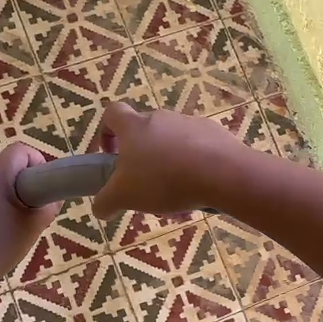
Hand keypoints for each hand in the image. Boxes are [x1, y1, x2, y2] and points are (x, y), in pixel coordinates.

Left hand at [0, 144, 59, 277]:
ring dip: (4, 187)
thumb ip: (49, 204)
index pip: (20, 150)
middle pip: (3, 162)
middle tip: (31, 202)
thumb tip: (51, 196)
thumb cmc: (1, 248)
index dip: (37, 161)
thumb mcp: (34, 225)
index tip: (42, 184)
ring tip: (12, 214)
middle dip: (20, 176)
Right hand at [90, 103, 256, 218]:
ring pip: (172, 147)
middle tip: (145, 188)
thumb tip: (100, 208)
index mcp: (134, 126)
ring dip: (169, 170)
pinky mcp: (215, 134)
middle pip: (145, 134)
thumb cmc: (163, 180)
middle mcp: (162, 118)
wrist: (222, 174)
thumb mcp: (123, 197)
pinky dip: (194, 171)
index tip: (111, 156)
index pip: (112, 113)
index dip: (106, 132)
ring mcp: (190, 124)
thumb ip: (105, 202)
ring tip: (175, 202)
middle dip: (143, 162)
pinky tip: (199, 195)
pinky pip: (197, 152)